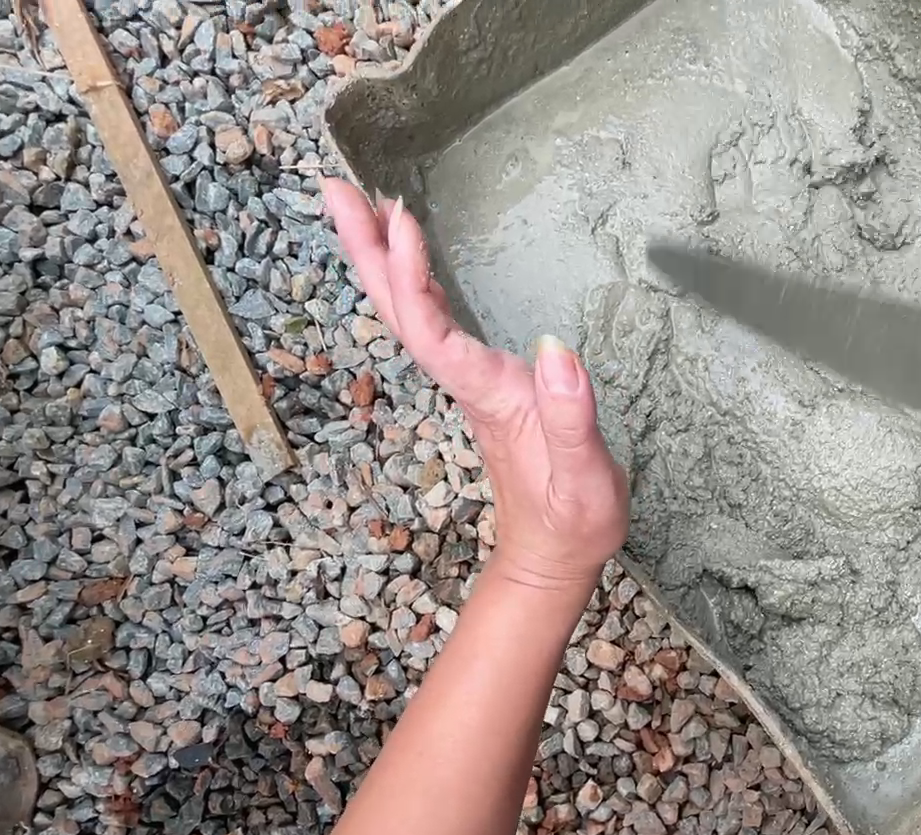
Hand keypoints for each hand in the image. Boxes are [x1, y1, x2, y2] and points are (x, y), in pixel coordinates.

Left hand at [323, 178, 628, 592]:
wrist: (552, 558)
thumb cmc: (572, 522)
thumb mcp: (585, 477)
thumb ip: (571, 419)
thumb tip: (555, 350)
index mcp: (491, 400)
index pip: (434, 333)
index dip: (410, 277)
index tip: (398, 218)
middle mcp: (471, 389)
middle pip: (403, 317)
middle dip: (368, 254)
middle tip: (335, 190)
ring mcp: (473, 391)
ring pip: (414, 322)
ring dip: (385, 266)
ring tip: (366, 210)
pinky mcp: (484, 394)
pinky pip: (437, 331)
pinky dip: (419, 291)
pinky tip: (418, 269)